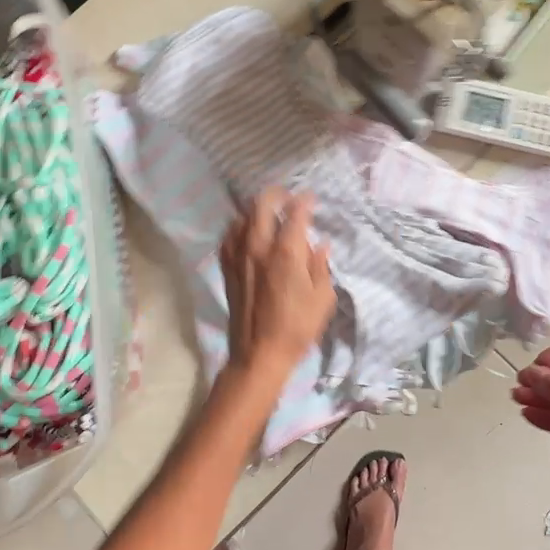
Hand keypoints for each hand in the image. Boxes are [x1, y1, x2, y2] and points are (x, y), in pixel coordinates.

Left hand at [220, 189, 335, 384]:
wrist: (258, 354)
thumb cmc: (297, 328)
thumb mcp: (322, 298)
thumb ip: (320, 266)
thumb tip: (320, 245)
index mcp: (286, 252)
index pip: (295, 213)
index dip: (305, 201)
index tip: (311, 198)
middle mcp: (259, 247)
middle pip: (262, 205)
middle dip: (276, 195)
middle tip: (288, 198)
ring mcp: (238, 256)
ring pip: (242, 217)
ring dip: (256, 210)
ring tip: (268, 213)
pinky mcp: (227, 269)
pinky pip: (229, 236)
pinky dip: (239, 227)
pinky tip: (246, 232)